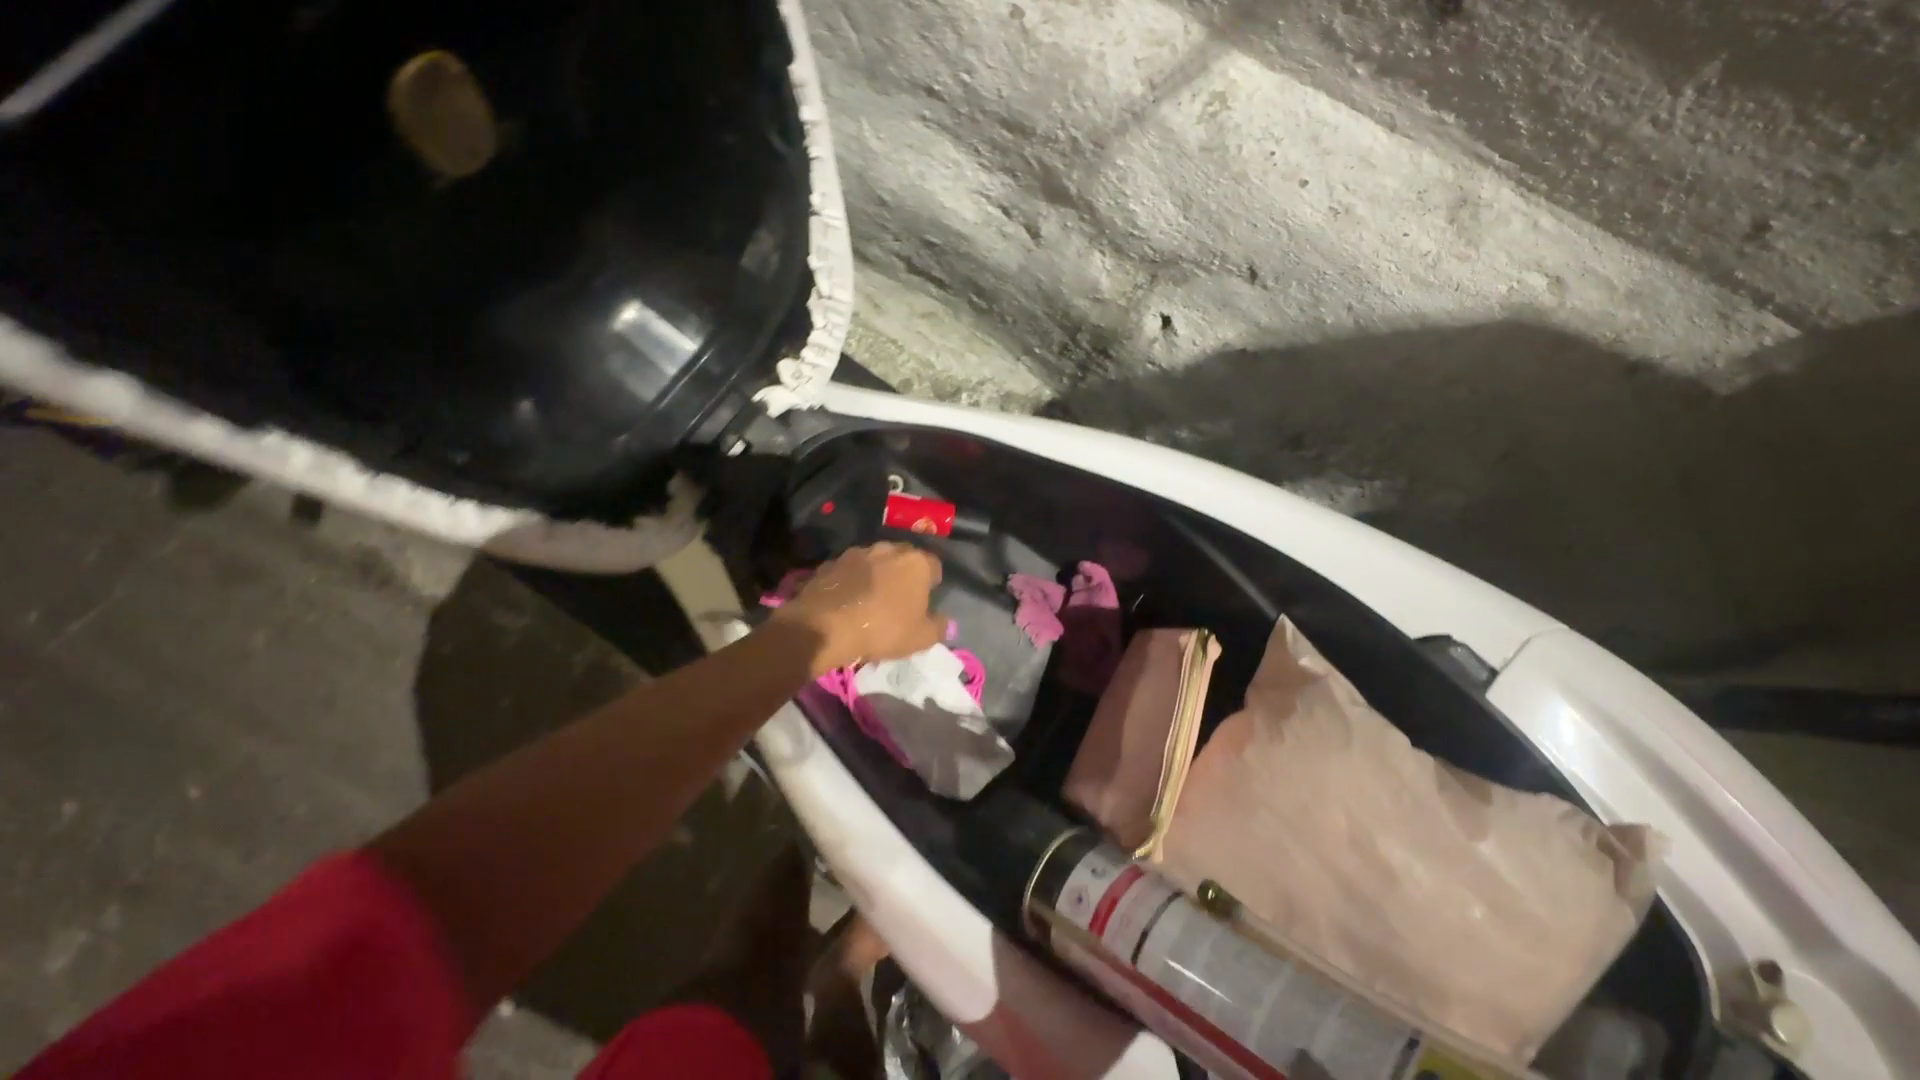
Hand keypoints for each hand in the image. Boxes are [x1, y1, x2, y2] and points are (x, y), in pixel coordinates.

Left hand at [775, 543, 945, 672]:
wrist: (825, 626)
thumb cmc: (882, 630)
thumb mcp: (921, 639)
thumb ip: (939, 627)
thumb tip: (943, 620)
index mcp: (916, 562)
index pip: (934, 566)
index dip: (931, 584)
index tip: (925, 602)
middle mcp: (888, 549)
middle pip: (903, 559)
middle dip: (903, 575)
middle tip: (898, 600)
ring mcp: (856, 553)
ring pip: (874, 562)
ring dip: (875, 576)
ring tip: (869, 601)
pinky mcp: (830, 563)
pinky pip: (848, 572)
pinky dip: (850, 582)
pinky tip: (846, 602)